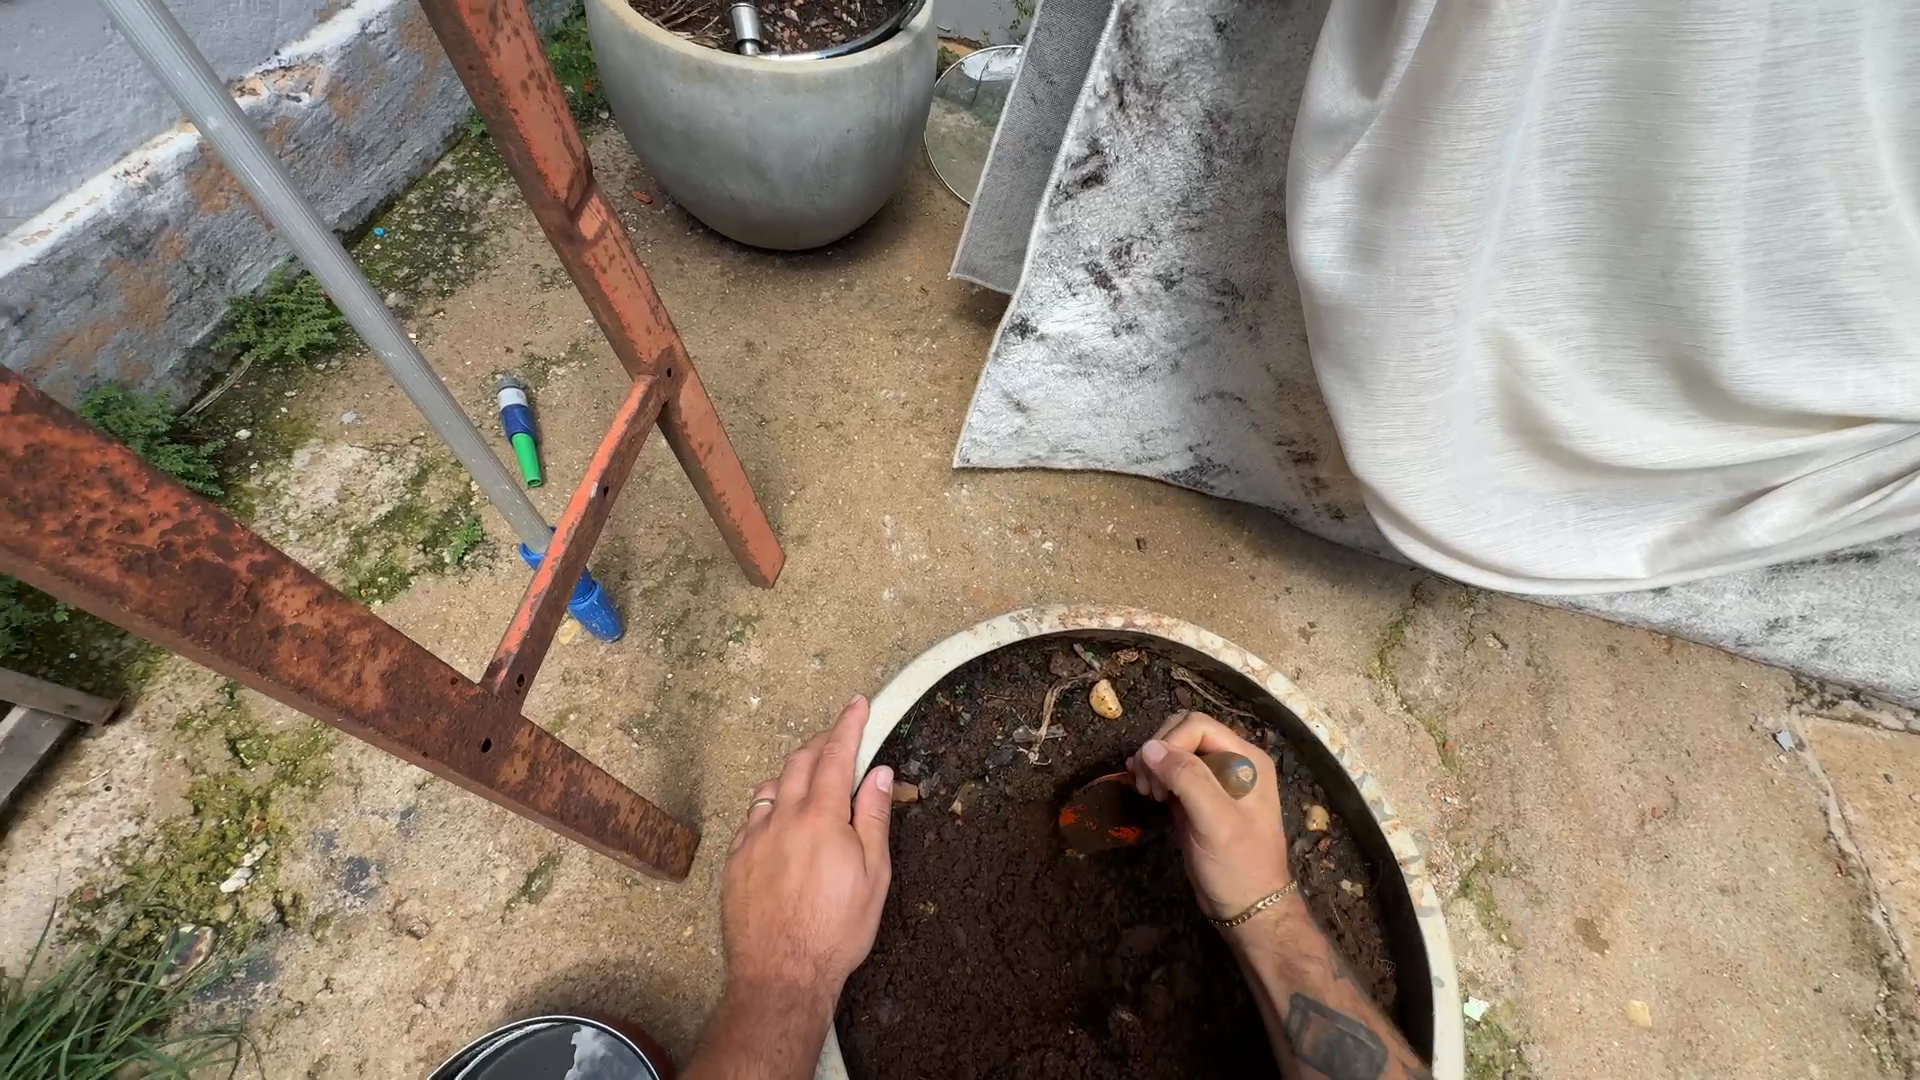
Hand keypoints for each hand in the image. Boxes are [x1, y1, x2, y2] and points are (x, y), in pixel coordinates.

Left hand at [722, 695, 894, 1005]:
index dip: (849, 724)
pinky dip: (771, 804)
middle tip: (839, 737)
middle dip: (822, 740)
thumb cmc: (837, 929)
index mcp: (821, 817)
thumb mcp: (874, 874)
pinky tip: (781, 819)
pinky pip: (753, 816)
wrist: (780, 977)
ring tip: (812, 777)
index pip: (836, 754)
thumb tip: (878, 772)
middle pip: (800, 760)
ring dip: (794, 770)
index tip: (858, 702)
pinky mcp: (734, 861)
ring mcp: (753, 837)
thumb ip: (873, 816)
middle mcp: (783, 817)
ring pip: (772, 784)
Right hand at [1126, 711, 1290, 925]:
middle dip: (1159, 751)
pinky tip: (1144, 790)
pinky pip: (1170, 768)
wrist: (1247, 909)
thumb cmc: (1239, 866)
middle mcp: (1232, 760)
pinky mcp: (1198, 793)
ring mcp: (1214, 777)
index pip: (1198, 726)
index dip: (1170, 742)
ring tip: (1147, 793)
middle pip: (1183, 730)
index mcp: (1246, 759)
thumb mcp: (1216, 822)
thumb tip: (1148, 747)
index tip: (1154, 776)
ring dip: (1153, 763)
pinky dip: (1153, 773)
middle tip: (1148, 787)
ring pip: (1173, 747)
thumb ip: (1187, 778)